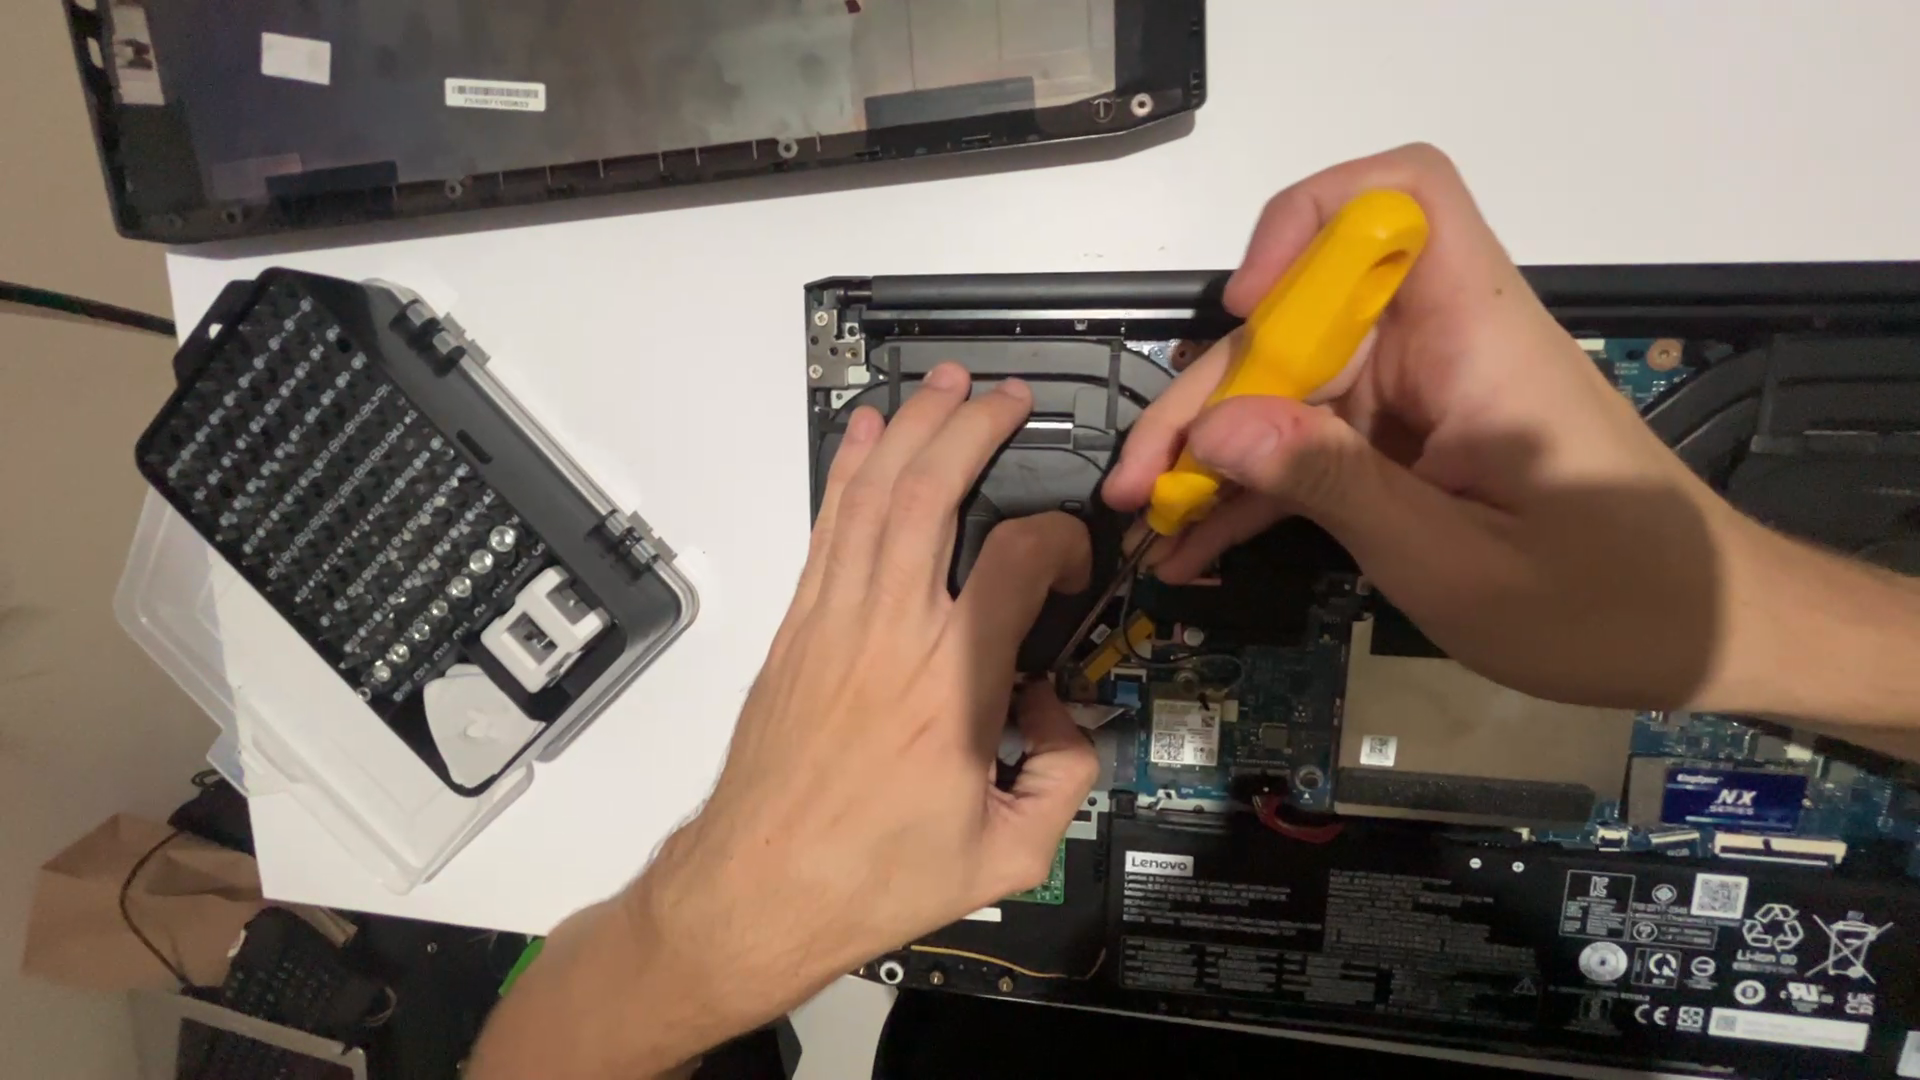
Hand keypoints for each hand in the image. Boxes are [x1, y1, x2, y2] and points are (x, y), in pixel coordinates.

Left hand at [645, 366, 1095, 1055]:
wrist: (752, 890)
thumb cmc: (875, 878)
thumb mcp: (1006, 856)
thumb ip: (1063, 778)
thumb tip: (1067, 715)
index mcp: (953, 684)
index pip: (1018, 561)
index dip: (1061, 539)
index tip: (1074, 558)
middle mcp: (892, 630)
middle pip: (932, 494)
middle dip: (974, 429)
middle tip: (1007, 397)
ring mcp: (835, 617)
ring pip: (875, 495)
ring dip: (912, 429)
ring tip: (945, 386)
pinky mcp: (799, 623)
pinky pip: (827, 526)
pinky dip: (849, 470)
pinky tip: (867, 432)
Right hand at [1104, 144, 1759, 709]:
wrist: (1699, 641)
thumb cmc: (1606, 602)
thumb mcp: (1453, 559)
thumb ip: (1332, 483)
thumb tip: (1213, 430)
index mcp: (1473, 340)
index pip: (1400, 201)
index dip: (1304, 226)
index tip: (1243, 307)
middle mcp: (1431, 350)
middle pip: (1293, 331)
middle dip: (1201, 403)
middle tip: (1135, 484)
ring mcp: (1405, 403)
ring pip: (1277, 399)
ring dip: (1205, 460)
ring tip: (1148, 526)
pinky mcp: (1391, 451)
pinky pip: (1299, 456)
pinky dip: (1245, 498)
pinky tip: (1193, 546)